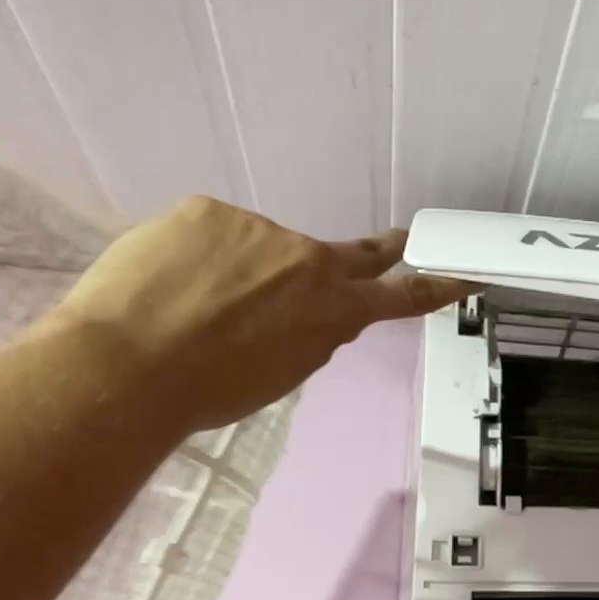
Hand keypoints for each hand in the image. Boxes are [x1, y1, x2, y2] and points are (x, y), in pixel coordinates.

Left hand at [43, 196, 475, 430]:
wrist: (128, 366)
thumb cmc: (210, 390)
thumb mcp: (281, 374)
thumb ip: (311, 335)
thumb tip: (309, 312)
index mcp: (334, 310)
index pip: (402, 296)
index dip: (440, 285)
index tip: (470, 272)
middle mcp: (310, 261)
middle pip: (356, 251)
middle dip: (383, 249)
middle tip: (403, 237)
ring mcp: (260, 228)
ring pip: (259, 250)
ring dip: (241, 272)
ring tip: (196, 305)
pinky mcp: (208, 209)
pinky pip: (213, 233)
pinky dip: (197, 256)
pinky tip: (170, 282)